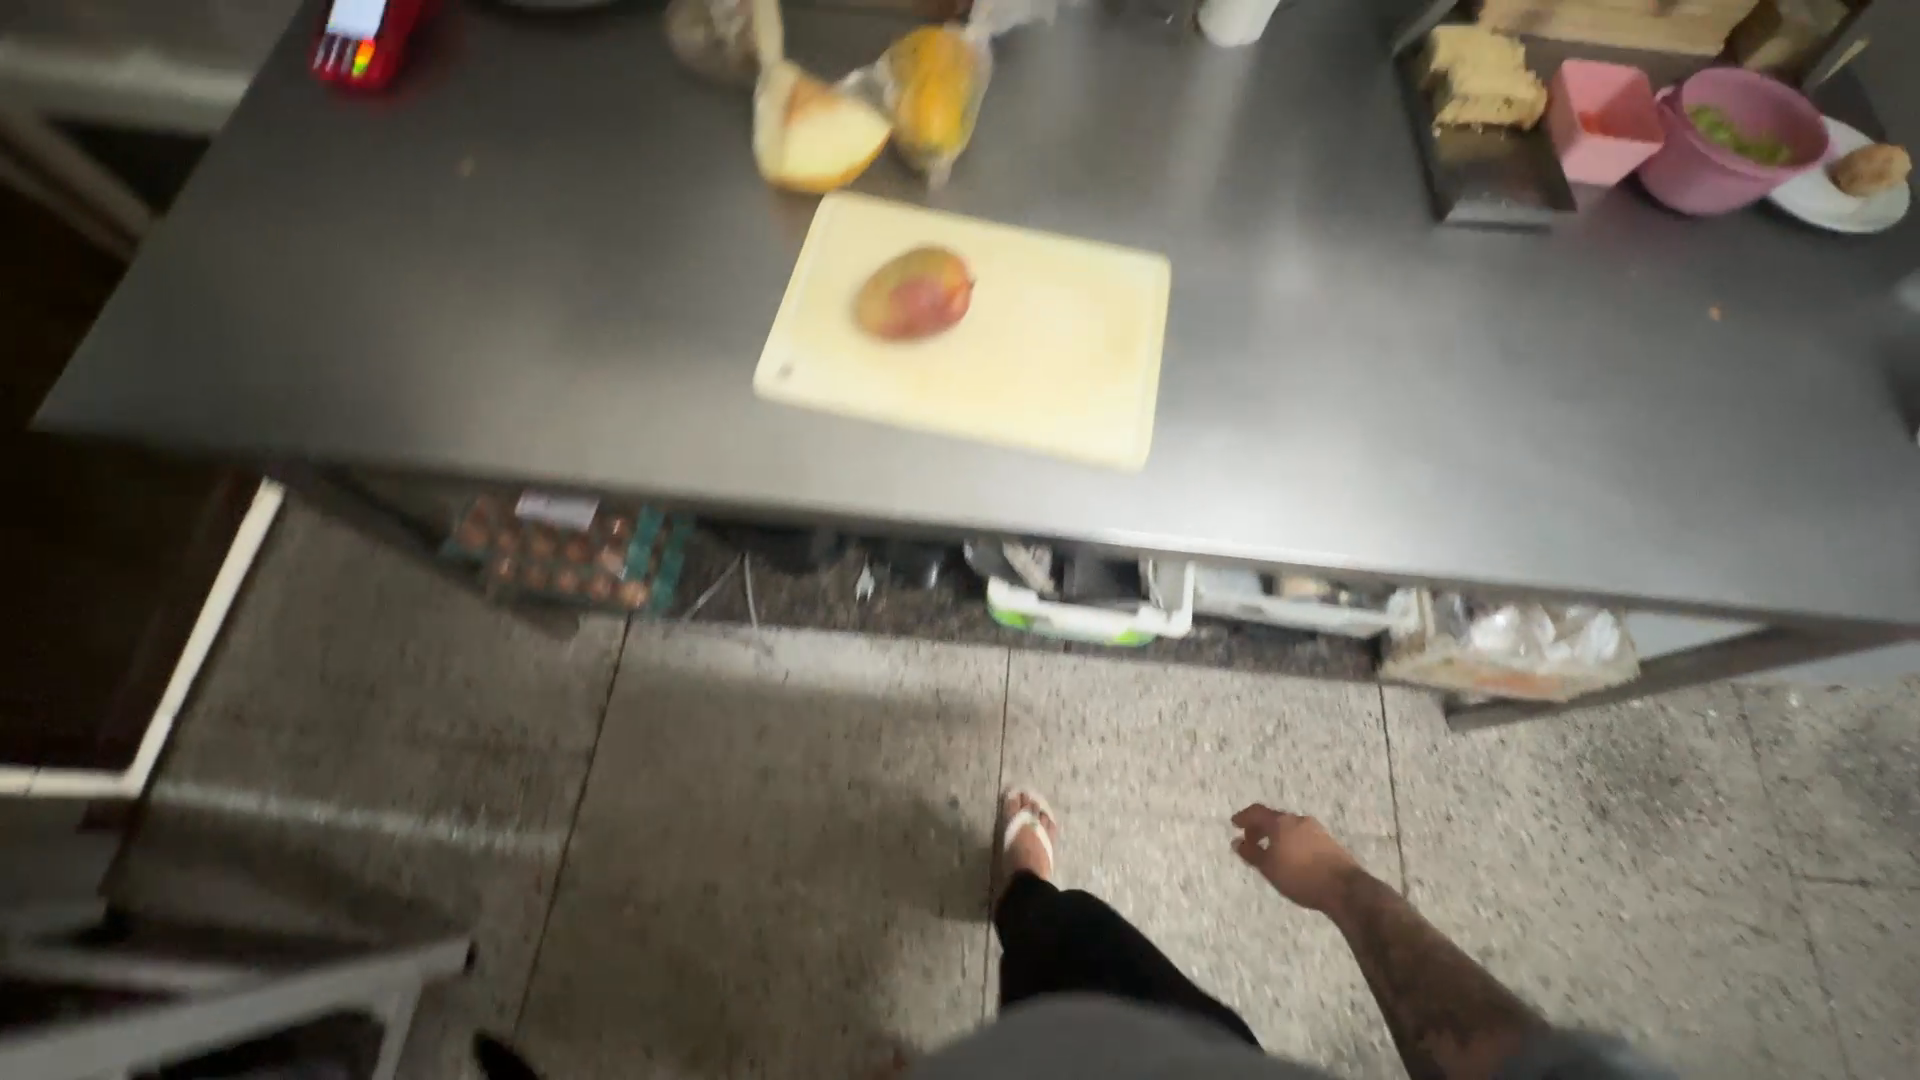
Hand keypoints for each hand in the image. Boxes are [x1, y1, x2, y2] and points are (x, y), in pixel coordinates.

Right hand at [1231, 804, 1362, 913]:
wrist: (1345, 889)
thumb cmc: (1300, 876)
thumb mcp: (1269, 868)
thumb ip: (1251, 853)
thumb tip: (1237, 842)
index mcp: (1281, 822)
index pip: (1257, 812)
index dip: (1244, 817)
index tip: (1235, 824)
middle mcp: (1298, 820)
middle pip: (1274, 819)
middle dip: (1260, 828)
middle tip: (1251, 841)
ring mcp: (1317, 830)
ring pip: (1290, 828)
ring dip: (1277, 836)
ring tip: (1272, 852)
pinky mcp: (1330, 843)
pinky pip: (1303, 837)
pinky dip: (1292, 843)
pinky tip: (1293, 858)